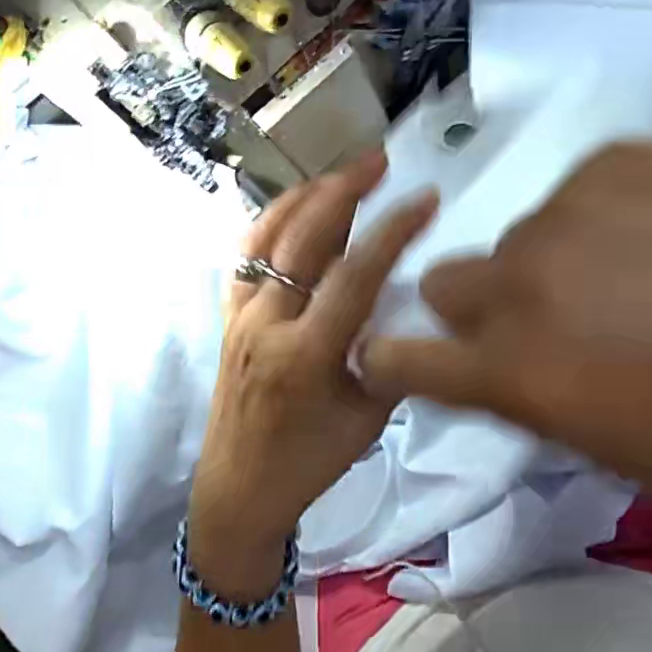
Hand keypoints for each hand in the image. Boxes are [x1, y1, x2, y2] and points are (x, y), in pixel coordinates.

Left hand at [189, 154, 437, 590]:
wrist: (238, 490)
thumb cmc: (309, 462)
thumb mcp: (368, 418)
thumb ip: (390, 356)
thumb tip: (412, 302)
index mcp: (306, 355)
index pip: (354, 276)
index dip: (392, 231)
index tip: (424, 198)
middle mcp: (266, 324)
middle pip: (303, 239)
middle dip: (343, 191)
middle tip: (378, 162)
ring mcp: (239, 317)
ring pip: (266, 238)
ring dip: (304, 198)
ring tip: (339, 175)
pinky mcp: (227, 318)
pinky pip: (245, 257)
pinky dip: (270, 225)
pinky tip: (293, 211)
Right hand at [359, 143, 651, 499]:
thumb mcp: (648, 460)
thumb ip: (552, 409)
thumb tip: (510, 374)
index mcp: (529, 374)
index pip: (405, 359)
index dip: (393, 360)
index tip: (395, 359)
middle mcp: (527, 281)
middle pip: (445, 284)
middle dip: (476, 312)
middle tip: (552, 328)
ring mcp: (570, 207)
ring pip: (517, 239)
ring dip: (548, 266)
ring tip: (642, 279)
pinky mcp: (623, 154)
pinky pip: (576, 197)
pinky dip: (601, 221)